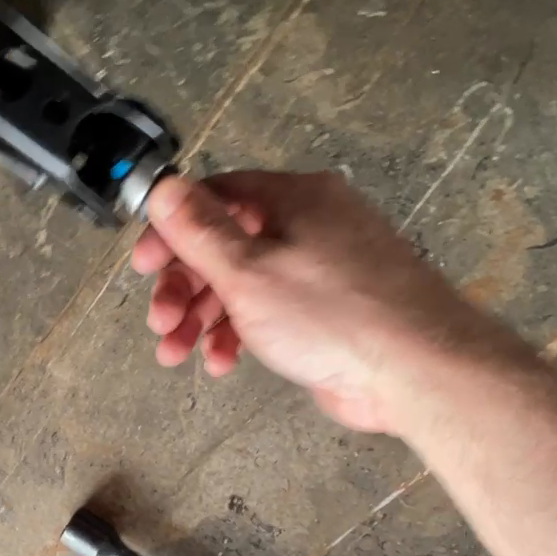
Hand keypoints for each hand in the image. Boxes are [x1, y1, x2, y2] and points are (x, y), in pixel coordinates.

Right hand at [132, 172, 525, 434]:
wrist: (413, 370)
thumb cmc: (330, 314)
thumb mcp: (248, 270)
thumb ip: (199, 230)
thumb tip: (163, 186)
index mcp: (292, 200)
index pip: (215, 198)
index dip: (171, 231)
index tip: (143, 267)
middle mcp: (306, 226)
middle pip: (221, 246)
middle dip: (182, 288)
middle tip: (160, 324)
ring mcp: (316, 269)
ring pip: (239, 284)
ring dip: (201, 319)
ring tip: (176, 354)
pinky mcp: (322, 311)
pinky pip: (265, 313)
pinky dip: (236, 335)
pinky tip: (221, 363)